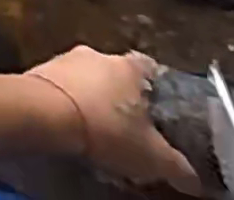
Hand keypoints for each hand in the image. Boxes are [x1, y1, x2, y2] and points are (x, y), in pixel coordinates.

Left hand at [26, 47, 201, 195]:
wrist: (43, 112)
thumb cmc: (107, 128)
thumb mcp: (156, 157)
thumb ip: (180, 167)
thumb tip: (194, 179)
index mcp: (127, 67)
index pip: (150, 67)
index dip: (160, 85)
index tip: (164, 105)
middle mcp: (94, 54)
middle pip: (116, 74)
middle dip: (125, 97)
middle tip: (135, 126)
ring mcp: (63, 59)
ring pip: (88, 78)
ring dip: (96, 99)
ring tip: (104, 129)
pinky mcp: (40, 69)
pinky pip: (64, 85)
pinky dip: (73, 101)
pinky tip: (78, 124)